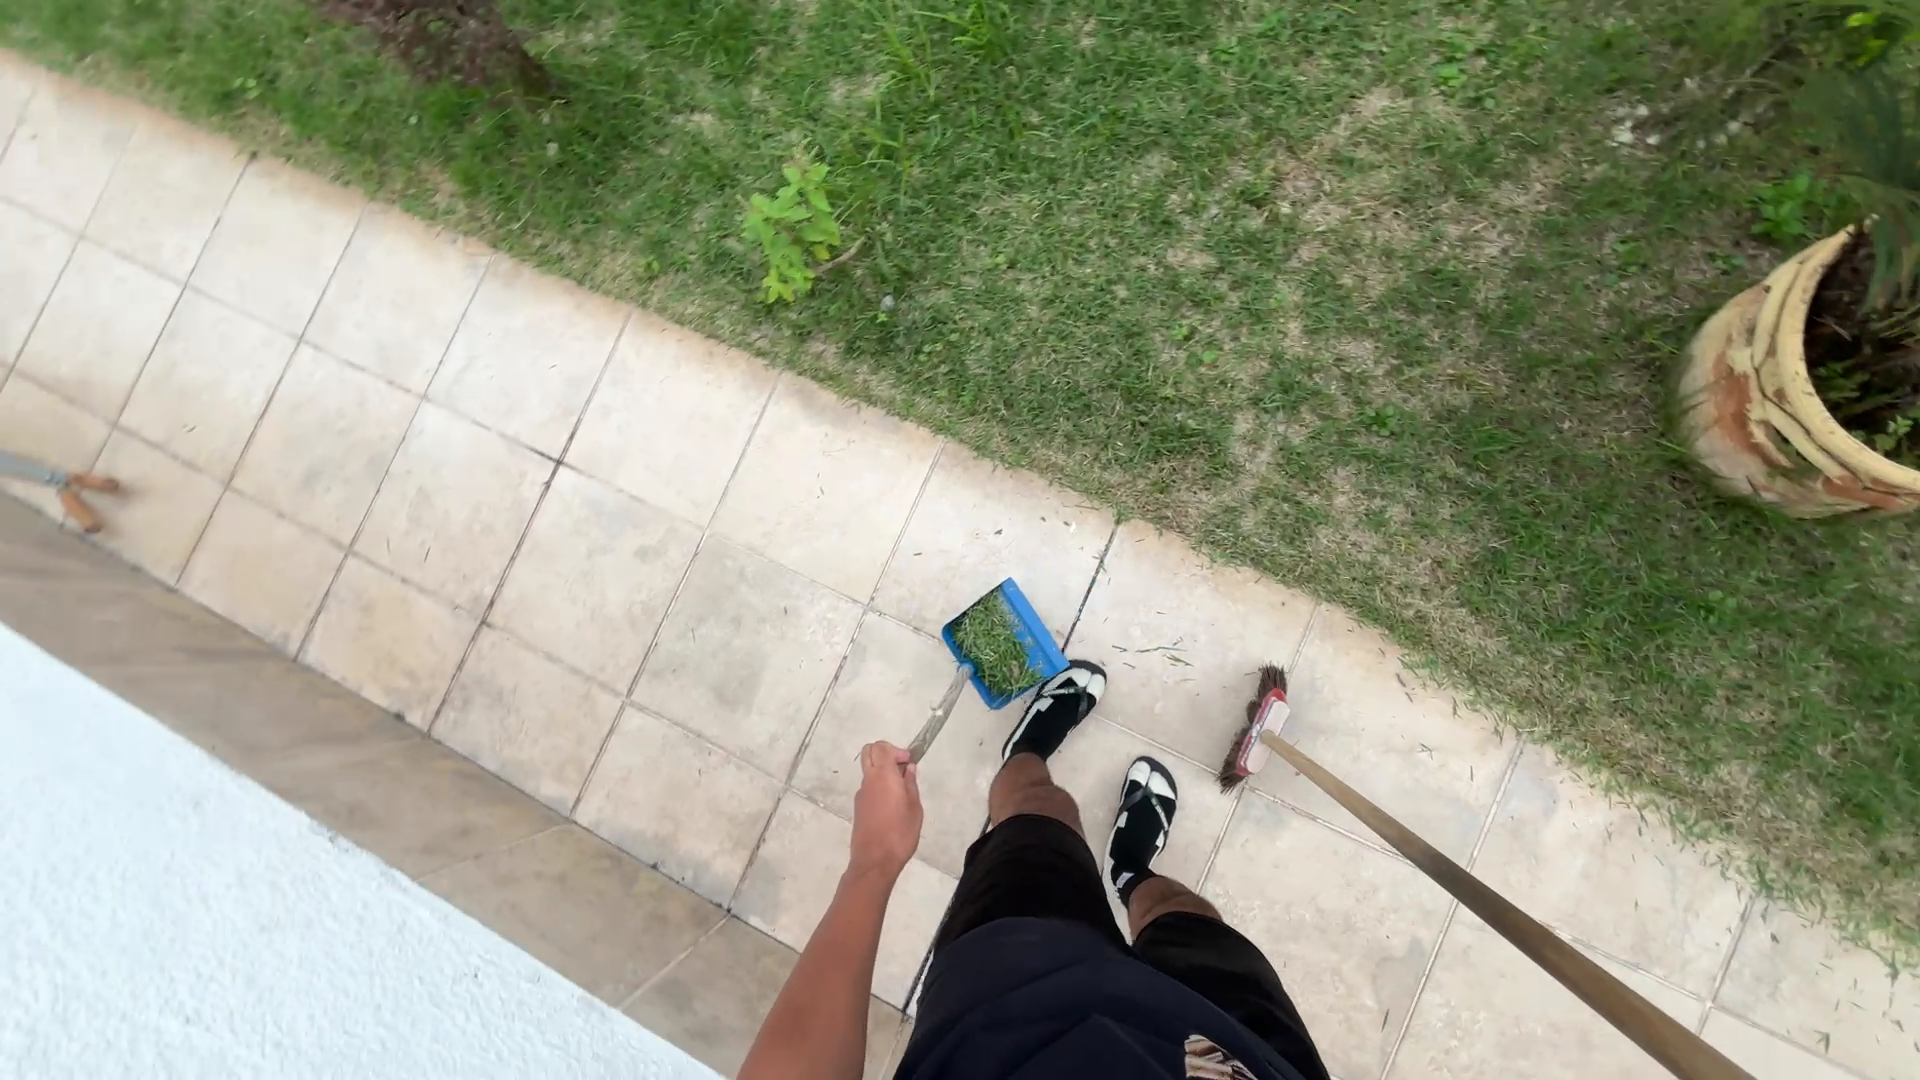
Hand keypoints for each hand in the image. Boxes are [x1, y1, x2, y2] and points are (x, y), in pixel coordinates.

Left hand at [848, 741, 922, 881]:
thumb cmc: (900, 833)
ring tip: (902, 794)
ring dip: (883, 772)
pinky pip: (868, 787)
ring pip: (868, 770)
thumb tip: (908, 768)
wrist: (874, 862)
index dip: (895, 750)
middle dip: (886, 754)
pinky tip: (892, 807)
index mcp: (883, 776)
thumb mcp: (915, 808)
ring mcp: (861, 794)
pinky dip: (879, 787)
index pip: (881, 747)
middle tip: (902, 770)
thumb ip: (911, 784)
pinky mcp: (858, 808)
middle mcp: (868, 780)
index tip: (908, 763)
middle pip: (869, 752)